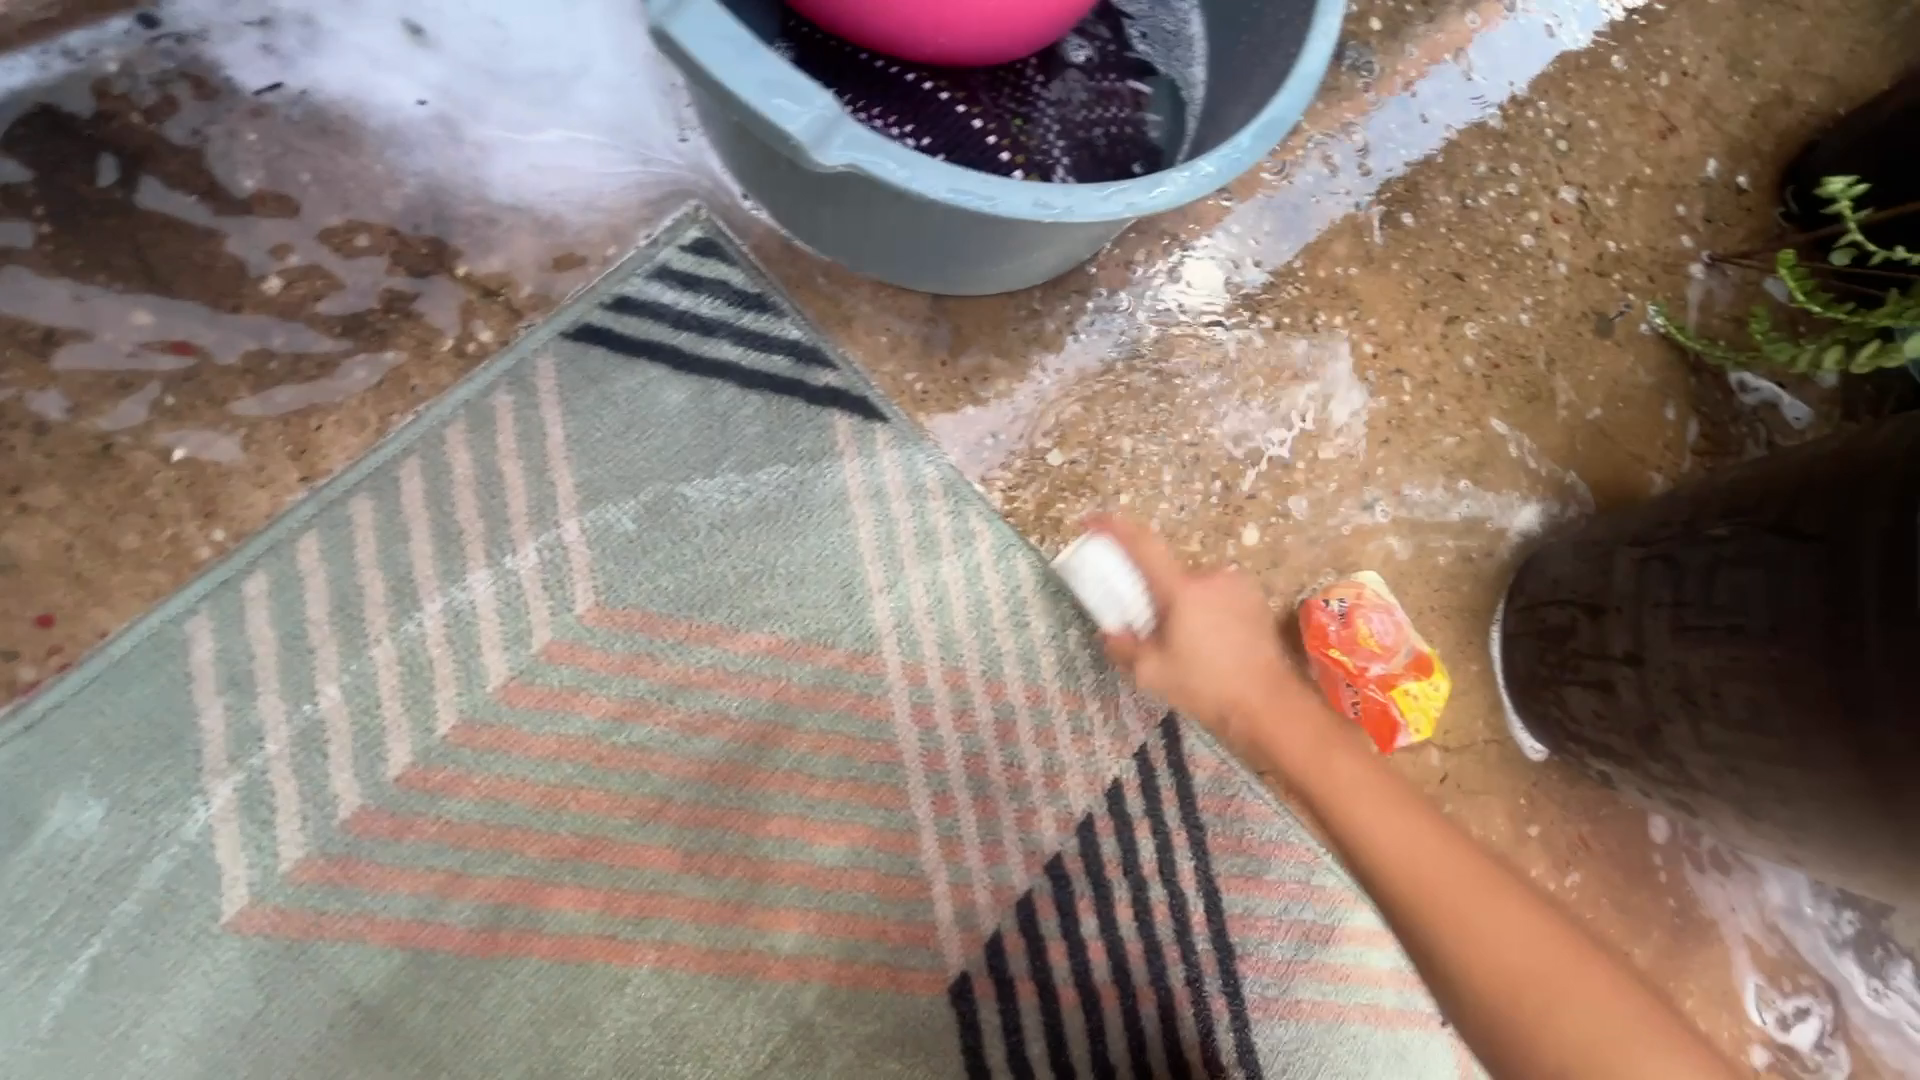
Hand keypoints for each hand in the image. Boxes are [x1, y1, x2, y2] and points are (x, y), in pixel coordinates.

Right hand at [1091, 515, 1330, 767]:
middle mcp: (1210, 577)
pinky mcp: (1255, 600)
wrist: (1269, 706)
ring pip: (1193, 586)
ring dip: (1181, 604)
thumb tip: (1110, 632)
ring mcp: (1237, 585)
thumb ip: (1122, 647)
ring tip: (1185, 643)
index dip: (1114, 527)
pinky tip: (1210, 643)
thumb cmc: (1206, 688)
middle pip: (1168, 573)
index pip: (1142, 544)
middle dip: (1153, 593)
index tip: (1091, 522)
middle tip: (1149, 626)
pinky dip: (1204, 610)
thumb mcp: (1151, 673)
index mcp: (1181, 589)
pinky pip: (1216, 596)